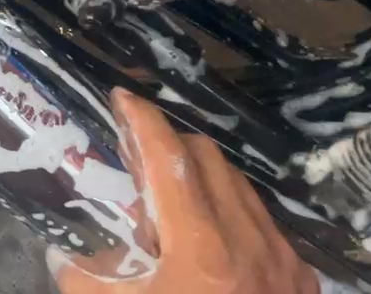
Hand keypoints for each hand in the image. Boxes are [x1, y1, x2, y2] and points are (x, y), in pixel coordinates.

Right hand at [52, 89, 317, 293]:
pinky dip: (225, 208)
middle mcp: (252, 247)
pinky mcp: (303, 283)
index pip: (169, 157)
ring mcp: (285, 265)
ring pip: (237, 183)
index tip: (118, 96)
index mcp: (202, 251)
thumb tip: (66, 242)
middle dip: (166, 141)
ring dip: (196, 174)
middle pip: (207, 156)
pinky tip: (202, 238)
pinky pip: (260, 219)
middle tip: (133, 155)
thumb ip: (82, 265)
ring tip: (165, 202)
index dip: (140, 118)